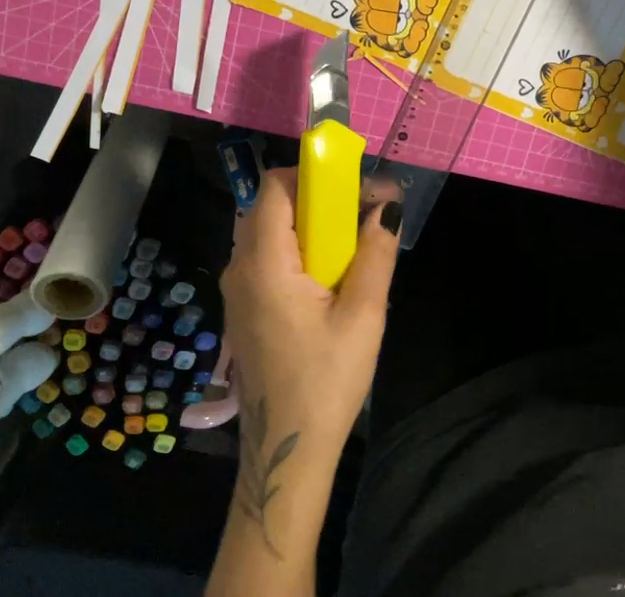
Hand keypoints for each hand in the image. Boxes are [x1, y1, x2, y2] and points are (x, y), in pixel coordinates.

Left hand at [219, 168, 402, 448]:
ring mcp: (237, 291)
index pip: (274, 187)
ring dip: (310, 226)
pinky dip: (299, 251)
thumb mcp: (363, 316)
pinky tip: (332, 277)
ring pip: (269, 233)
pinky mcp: (244, 309)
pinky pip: (268, 260)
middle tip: (364, 212)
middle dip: (318, 199)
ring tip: (355, 243)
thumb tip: (386, 206)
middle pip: (272, 207)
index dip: (312, 174)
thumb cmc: (326, 380)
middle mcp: (240, 269)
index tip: (354, 184)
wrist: (287, 450)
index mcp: (264, 264)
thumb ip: (375, 254)